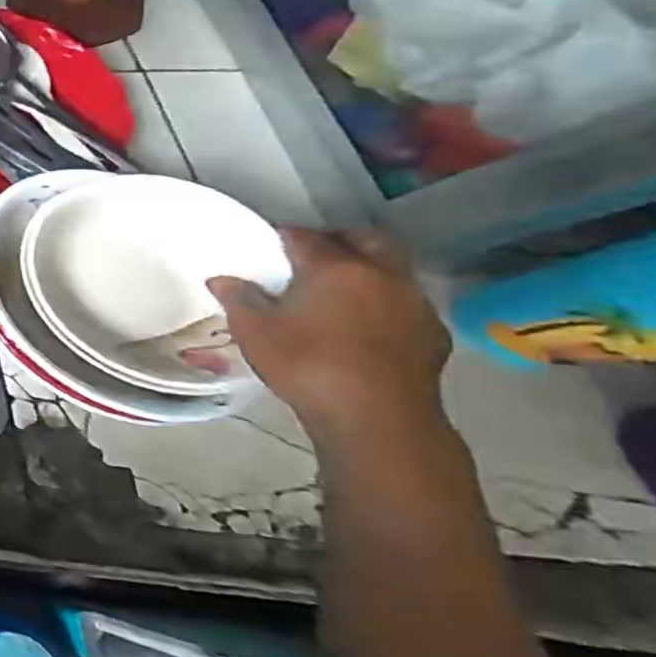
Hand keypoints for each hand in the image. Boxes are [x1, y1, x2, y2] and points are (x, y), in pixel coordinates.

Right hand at [208, 229, 450, 448]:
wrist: (378, 419)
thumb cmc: (307, 366)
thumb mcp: (255, 332)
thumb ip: (238, 299)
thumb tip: (221, 279)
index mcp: (334, 268)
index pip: (304, 237)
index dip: (283, 237)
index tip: (267, 246)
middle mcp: (381, 275)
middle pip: (364, 239)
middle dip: (338, 240)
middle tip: (313, 256)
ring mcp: (414, 304)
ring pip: (392, 269)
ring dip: (368, 270)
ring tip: (341, 291)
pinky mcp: (434, 334)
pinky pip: (407, 303)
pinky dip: (386, 303)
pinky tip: (368, 324)